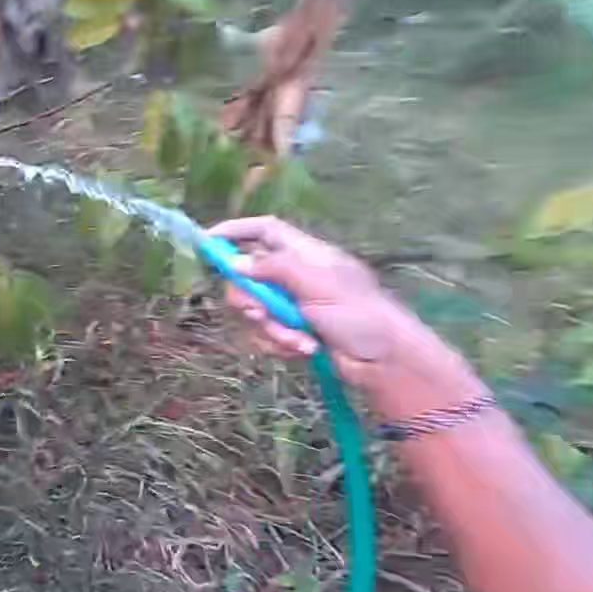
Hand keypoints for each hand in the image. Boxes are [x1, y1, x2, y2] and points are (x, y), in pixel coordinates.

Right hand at [207, 216, 398, 365]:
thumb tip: (235, 263)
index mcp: (305, 254)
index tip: (208, 241)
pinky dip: (280, 344)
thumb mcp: (318, 284)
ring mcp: (291, 305)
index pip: (264, 231)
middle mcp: (294, 276)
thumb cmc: (358, 314)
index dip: (236, 231)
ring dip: (272, 328)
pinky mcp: (291, 331)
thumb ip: (275, 269)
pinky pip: (264, 334)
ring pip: (254, 311)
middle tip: (261, 313)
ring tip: (298, 338)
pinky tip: (304, 349)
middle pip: (247, 277)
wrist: (384, 360)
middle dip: (250, 300)